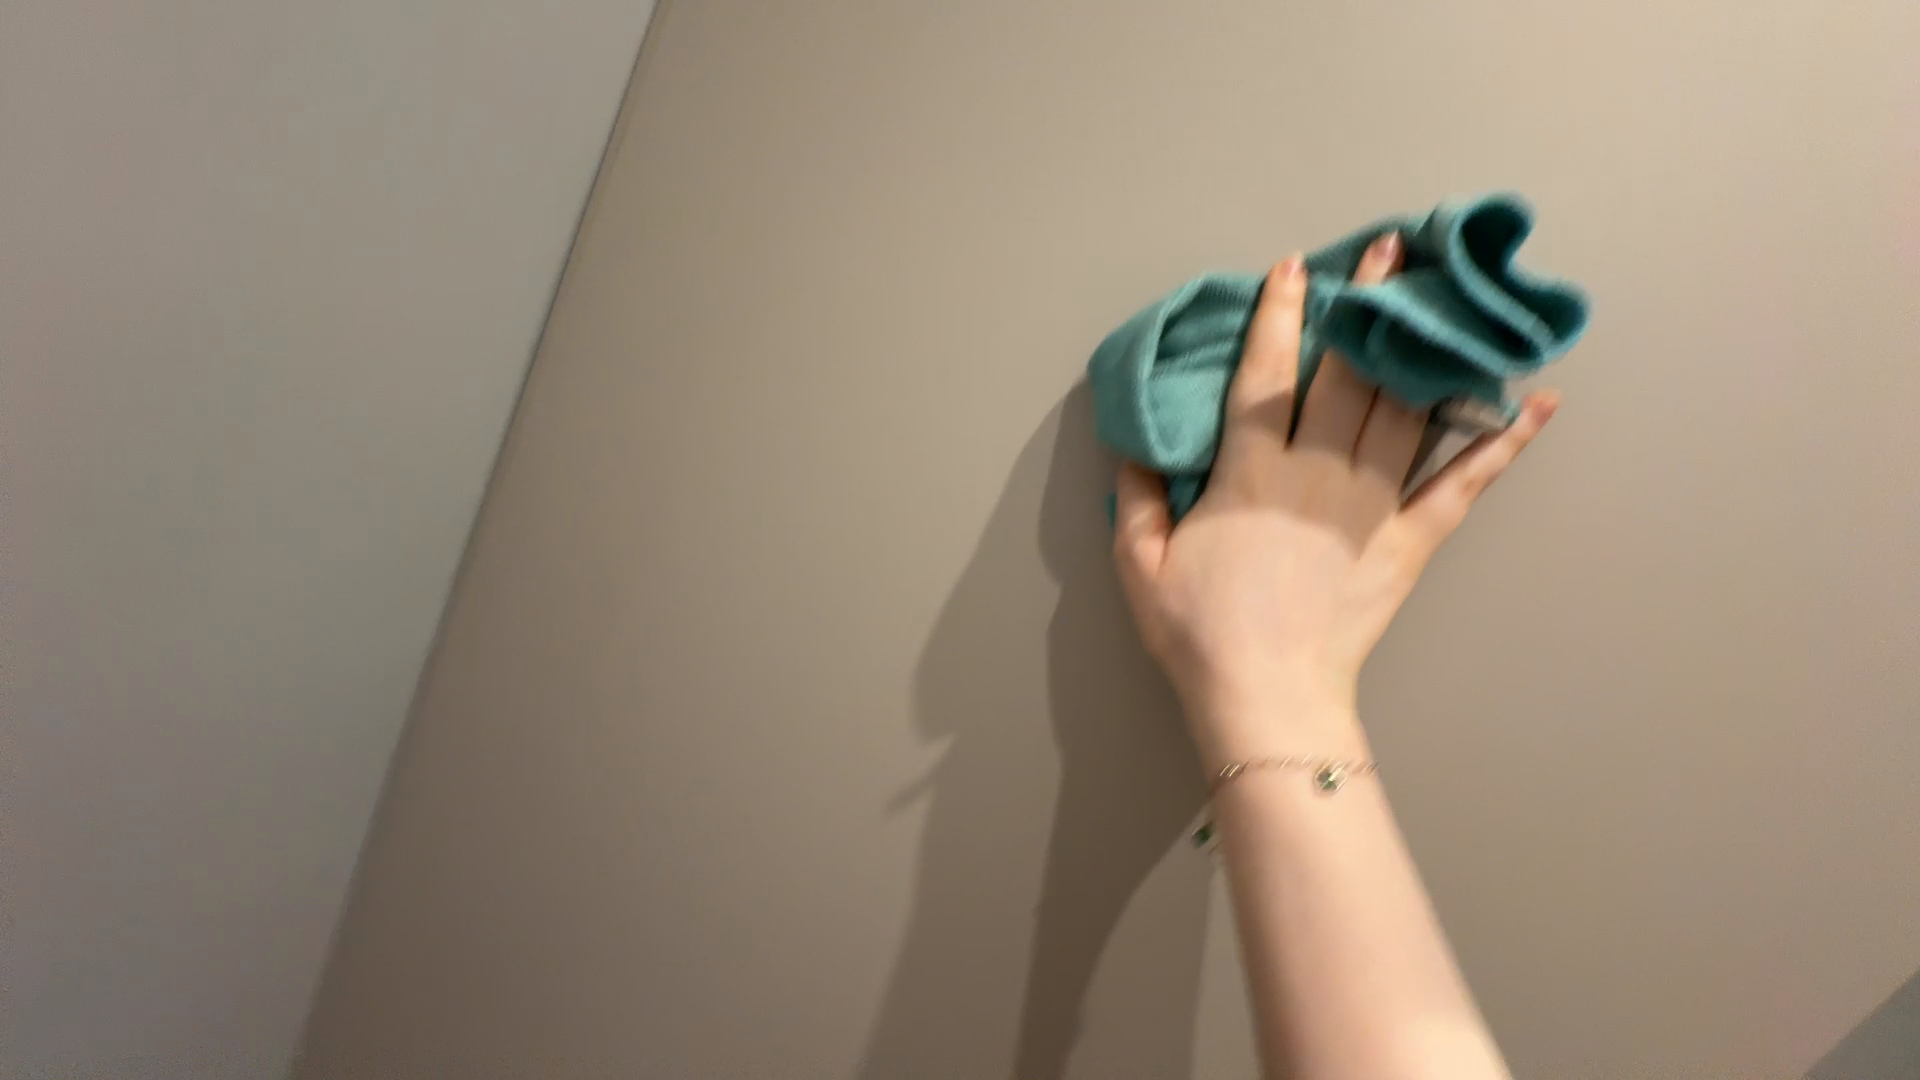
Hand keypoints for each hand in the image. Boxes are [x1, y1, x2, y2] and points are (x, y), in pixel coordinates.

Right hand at [1111, 232, 1559, 768]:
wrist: (1266, 696)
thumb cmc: (1194, 630)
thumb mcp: (1137, 561)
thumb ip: (1135, 494)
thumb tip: (1135, 443)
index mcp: (1250, 474)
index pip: (1265, 377)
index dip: (1276, 318)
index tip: (1291, 270)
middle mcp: (1317, 473)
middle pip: (1349, 375)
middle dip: (1367, 308)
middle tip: (1391, 252)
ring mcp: (1372, 505)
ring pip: (1408, 411)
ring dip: (1426, 350)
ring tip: (1446, 299)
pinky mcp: (1409, 542)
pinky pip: (1462, 484)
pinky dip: (1501, 443)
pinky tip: (1537, 404)